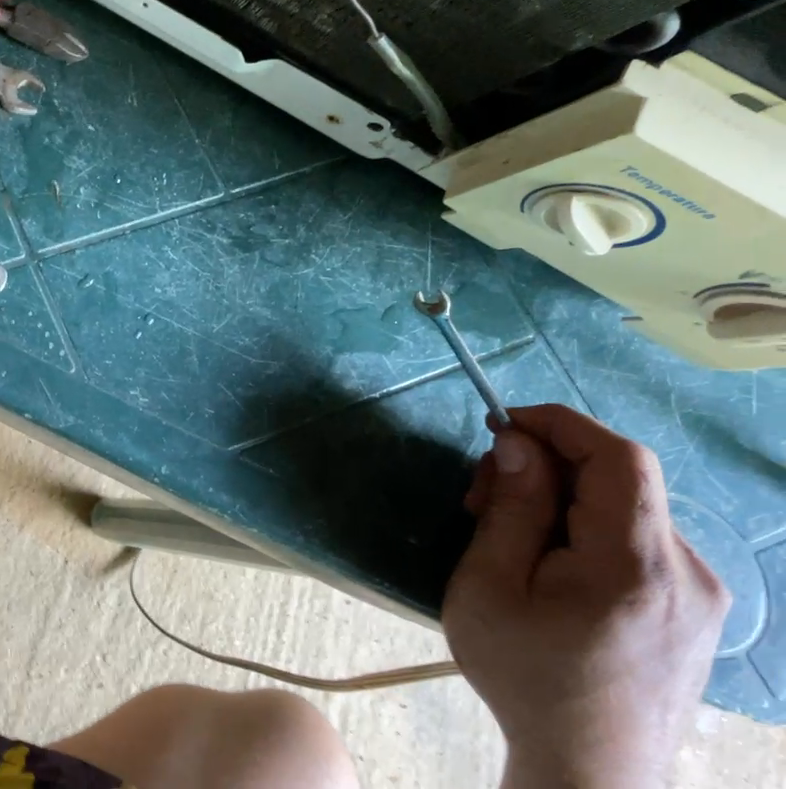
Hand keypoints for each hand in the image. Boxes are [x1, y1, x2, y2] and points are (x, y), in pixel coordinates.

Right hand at [443, 405, 728, 788]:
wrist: (592, 767)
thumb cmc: (523, 673)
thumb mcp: (488, 587)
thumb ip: (511, 511)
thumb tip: (518, 444)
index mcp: (633, 564)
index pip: (618, 458)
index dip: (559, 424)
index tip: (498, 424)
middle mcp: (686, 570)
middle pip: (620, 480)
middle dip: (544, 466)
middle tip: (477, 498)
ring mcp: (699, 592)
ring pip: (626, 509)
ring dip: (561, 499)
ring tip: (502, 532)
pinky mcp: (695, 609)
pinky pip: (637, 540)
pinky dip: (585, 527)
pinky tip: (544, 559)